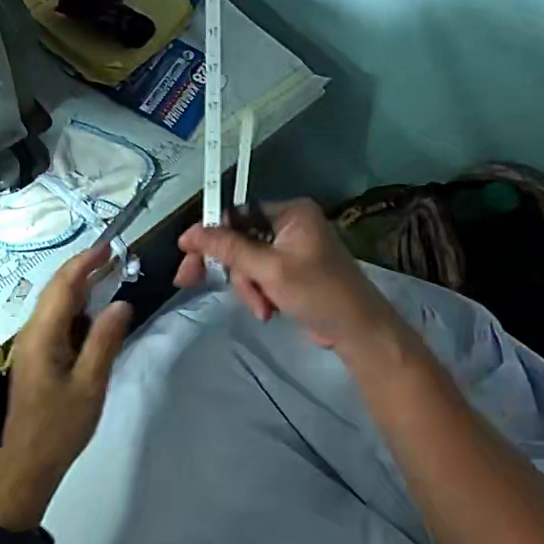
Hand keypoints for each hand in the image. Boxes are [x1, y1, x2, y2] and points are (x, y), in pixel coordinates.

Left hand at [0, 246, 132, 530]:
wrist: (27, 466)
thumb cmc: (60, 428)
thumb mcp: (90, 385)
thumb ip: (105, 341)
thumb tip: (121, 303)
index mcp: (42, 335)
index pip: (63, 286)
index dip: (85, 262)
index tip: (109, 246)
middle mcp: (31, 333)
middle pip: (56, 290)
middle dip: (83, 270)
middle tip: (115, 259)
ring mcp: (30, 346)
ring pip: (55, 305)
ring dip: (80, 289)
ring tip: (111, 281)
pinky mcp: (35, 358)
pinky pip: (55, 322)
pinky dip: (76, 310)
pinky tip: (95, 317)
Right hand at [175, 199, 408, 358]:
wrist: (357, 331)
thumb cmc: (318, 292)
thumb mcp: (269, 269)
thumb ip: (229, 248)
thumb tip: (190, 232)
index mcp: (291, 212)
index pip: (239, 213)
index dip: (211, 231)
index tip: (186, 251)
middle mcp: (290, 224)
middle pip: (239, 238)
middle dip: (229, 267)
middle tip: (190, 280)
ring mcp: (291, 248)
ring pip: (246, 261)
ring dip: (247, 286)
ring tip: (261, 307)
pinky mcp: (290, 271)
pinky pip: (259, 274)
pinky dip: (258, 292)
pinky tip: (267, 310)